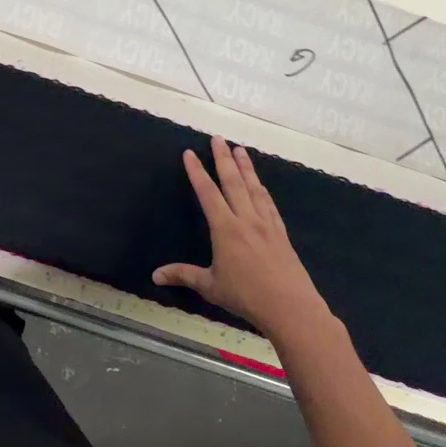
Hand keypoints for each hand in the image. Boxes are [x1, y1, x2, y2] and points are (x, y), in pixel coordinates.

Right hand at [153, 136, 329, 341]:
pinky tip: (260, 185)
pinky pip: (269, 204)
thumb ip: (183, 275)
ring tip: (240, 150)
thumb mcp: (210, 286)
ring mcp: (267, 225)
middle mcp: (246, 220)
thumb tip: (154, 275)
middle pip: (233, 182)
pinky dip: (262, 190)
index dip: (197, 172)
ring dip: (246, 168)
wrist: (290, 307)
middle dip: (224, 159)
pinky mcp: (281, 234)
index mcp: (226, 229)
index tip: (189, 153)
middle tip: (218, 138)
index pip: (208, 193)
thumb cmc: (246, 296)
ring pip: (254, 189)